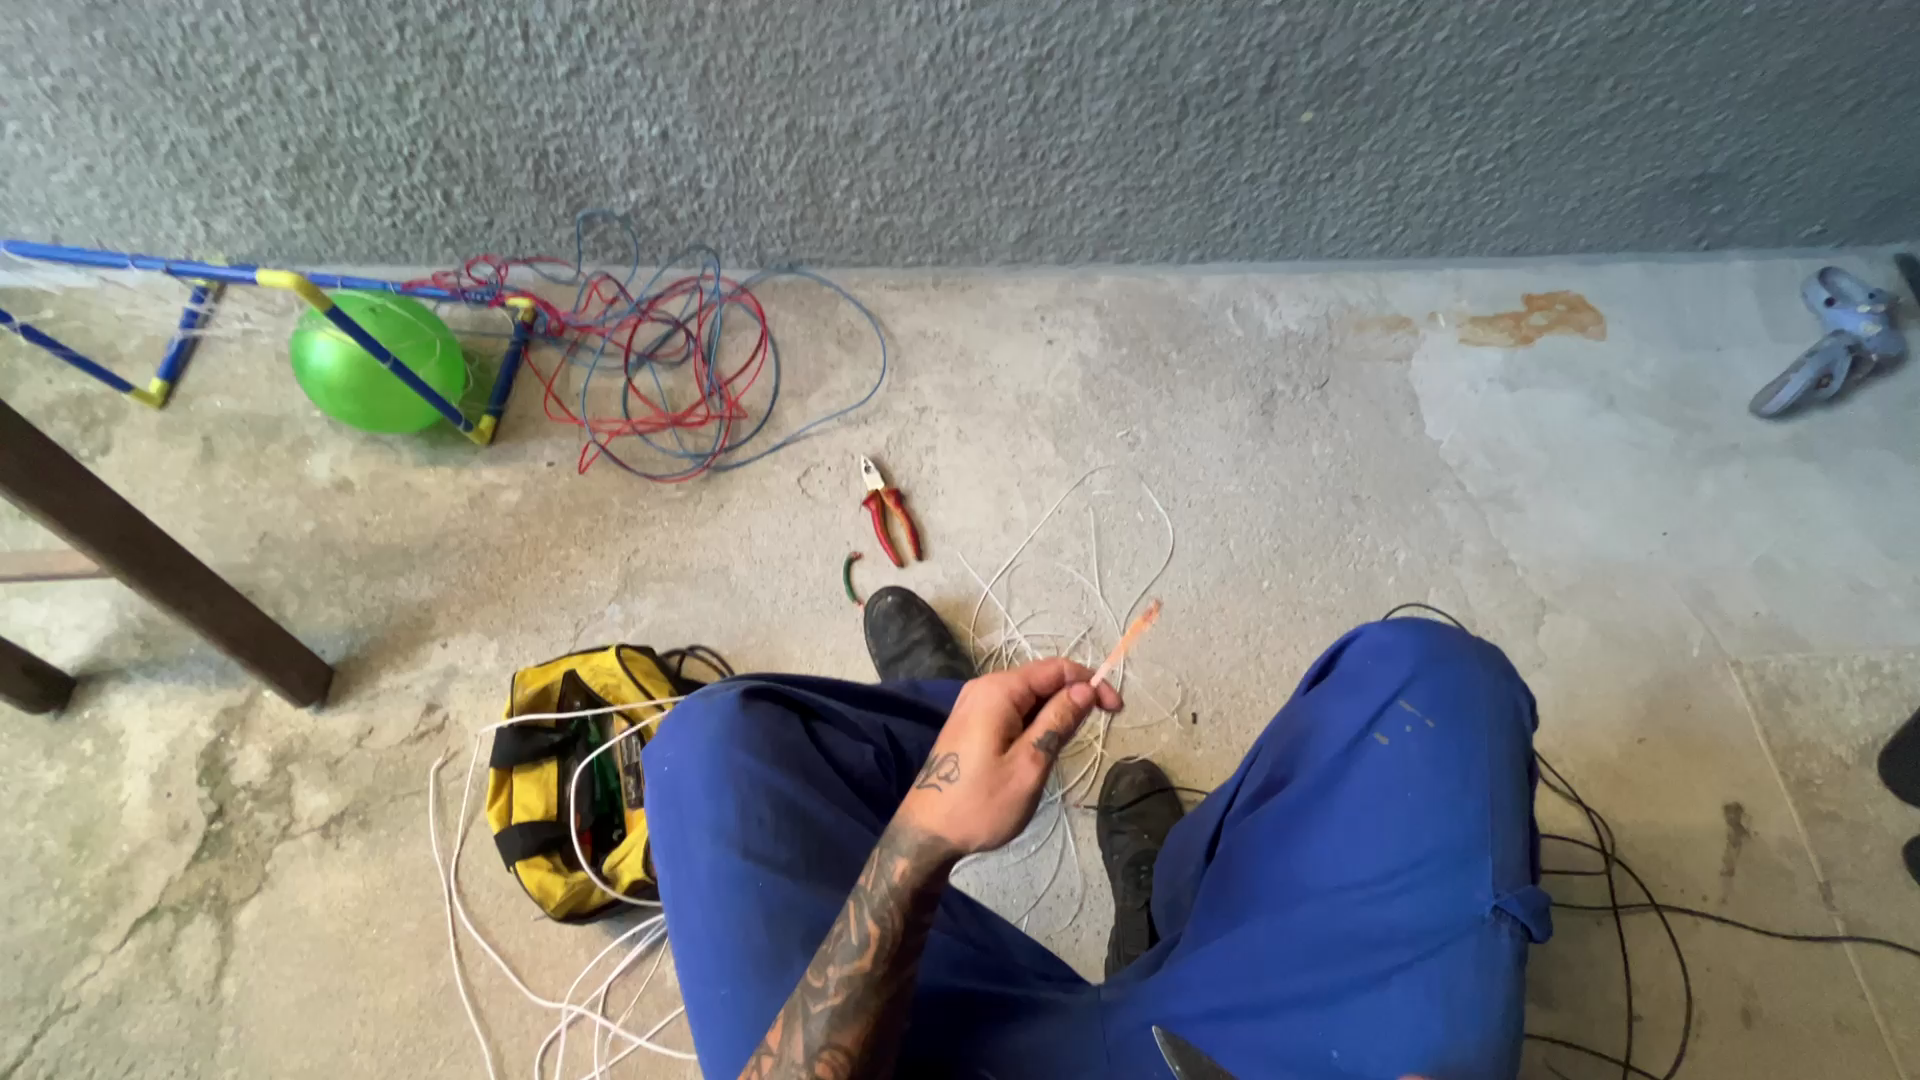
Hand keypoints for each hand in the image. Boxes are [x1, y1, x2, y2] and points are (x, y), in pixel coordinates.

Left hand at [895, 658, 1123, 857]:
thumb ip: (1058, 722)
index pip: (1056, 669)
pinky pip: (1012, 709)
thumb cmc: (981, 803)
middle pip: (1042, 678)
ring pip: (1028, 695)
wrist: (927, 832)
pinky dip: (1035, 720)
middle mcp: (984, 687)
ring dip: (1055, 711)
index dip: (1091, 683)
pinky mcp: (972, 721)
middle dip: (1074, 697)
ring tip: (1068, 744)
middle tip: (1098, 729)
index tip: (1117, 710)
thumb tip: (1086, 689)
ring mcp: (975, 704)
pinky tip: (1042, 746)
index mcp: (998, 691)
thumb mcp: (1029, 765)